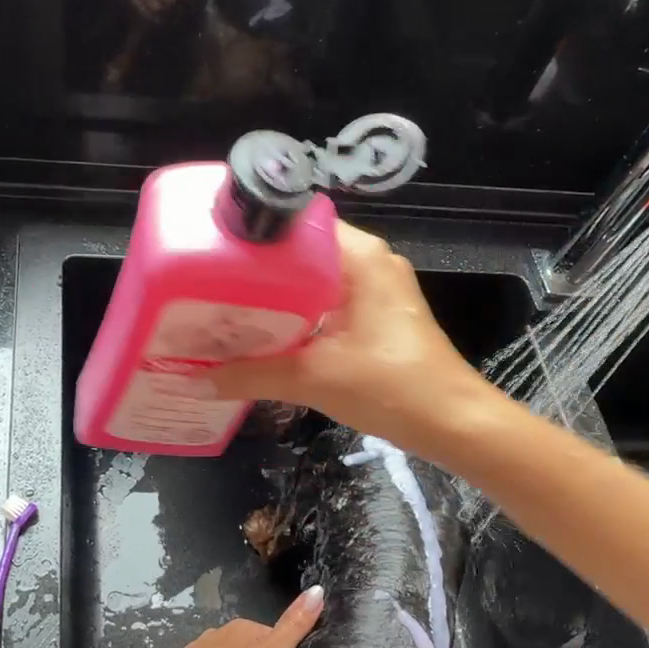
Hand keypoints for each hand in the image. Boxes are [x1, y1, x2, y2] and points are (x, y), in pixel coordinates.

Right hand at [207, 221, 498, 445]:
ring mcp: (375, 290)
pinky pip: (325, 305)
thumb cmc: (389, 387)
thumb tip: (196, 379)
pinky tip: (263, 338)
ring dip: (274, 298)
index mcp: (359, 257)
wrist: (452, 423)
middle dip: (255, 272)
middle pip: (300, 253)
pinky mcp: (376, 318)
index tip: (212, 254)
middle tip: (208, 288)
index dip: (252, 236)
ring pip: (311, 281)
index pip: (295, 223)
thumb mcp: (312, 379)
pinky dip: (295, 317)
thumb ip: (250, 376)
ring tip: (224, 312)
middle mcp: (369, 262)